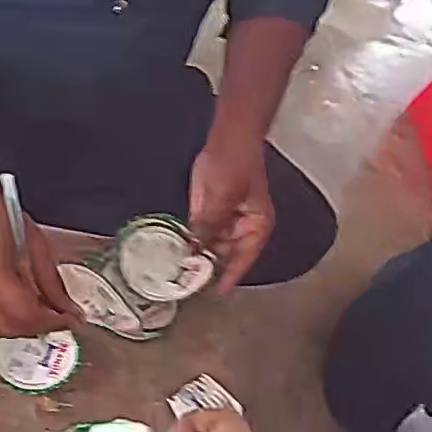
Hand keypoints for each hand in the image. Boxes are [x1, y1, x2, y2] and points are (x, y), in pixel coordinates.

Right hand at [0, 178, 78, 335]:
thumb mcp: (35, 244)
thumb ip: (51, 283)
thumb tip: (69, 310)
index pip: (28, 316)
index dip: (53, 322)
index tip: (72, 320)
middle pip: (13, 328)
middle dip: (40, 327)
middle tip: (62, 318)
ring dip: (24, 327)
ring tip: (44, 313)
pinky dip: (8, 320)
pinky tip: (22, 307)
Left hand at [189, 135, 274, 292]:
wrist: (227, 138)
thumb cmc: (235, 162)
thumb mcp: (222, 195)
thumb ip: (210, 223)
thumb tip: (196, 247)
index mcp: (256, 225)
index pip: (245, 258)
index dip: (232, 276)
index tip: (219, 292)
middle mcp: (241, 227)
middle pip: (225, 256)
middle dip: (208, 268)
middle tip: (187, 284)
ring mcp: (224, 221)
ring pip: (210, 247)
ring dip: (196, 257)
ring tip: (177, 273)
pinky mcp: (208, 213)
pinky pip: (198, 234)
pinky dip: (189, 243)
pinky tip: (174, 253)